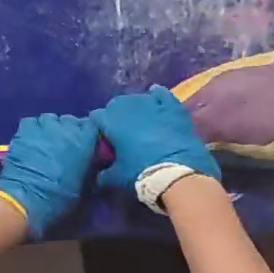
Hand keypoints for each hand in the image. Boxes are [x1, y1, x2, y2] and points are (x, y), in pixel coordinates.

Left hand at [0, 112, 98, 238]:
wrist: (27, 199)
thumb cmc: (60, 197)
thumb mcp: (85, 185)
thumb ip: (90, 167)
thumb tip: (91, 162)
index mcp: (86, 141)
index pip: (91, 126)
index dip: (85, 135)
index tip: (82, 144)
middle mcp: (66, 128)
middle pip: (69, 121)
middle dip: (67, 131)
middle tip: (62, 146)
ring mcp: (44, 126)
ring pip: (49, 119)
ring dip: (49, 128)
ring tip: (44, 142)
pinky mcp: (24, 129)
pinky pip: (31, 122)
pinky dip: (32, 129)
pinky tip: (30, 141)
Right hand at [90, 86, 219, 191]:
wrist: (177, 172)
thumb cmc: (141, 173)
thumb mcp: (115, 178)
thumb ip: (103, 174)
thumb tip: (99, 175)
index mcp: (111, 121)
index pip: (96, 116)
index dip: (98, 126)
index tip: (102, 137)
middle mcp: (129, 107)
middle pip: (115, 104)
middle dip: (115, 115)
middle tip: (119, 131)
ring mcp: (152, 104)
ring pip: (138, 98)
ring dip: (135, 107)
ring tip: (138, 118)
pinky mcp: (173, 108)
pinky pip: (162, 95)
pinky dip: (157, 95)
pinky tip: (154, 95)